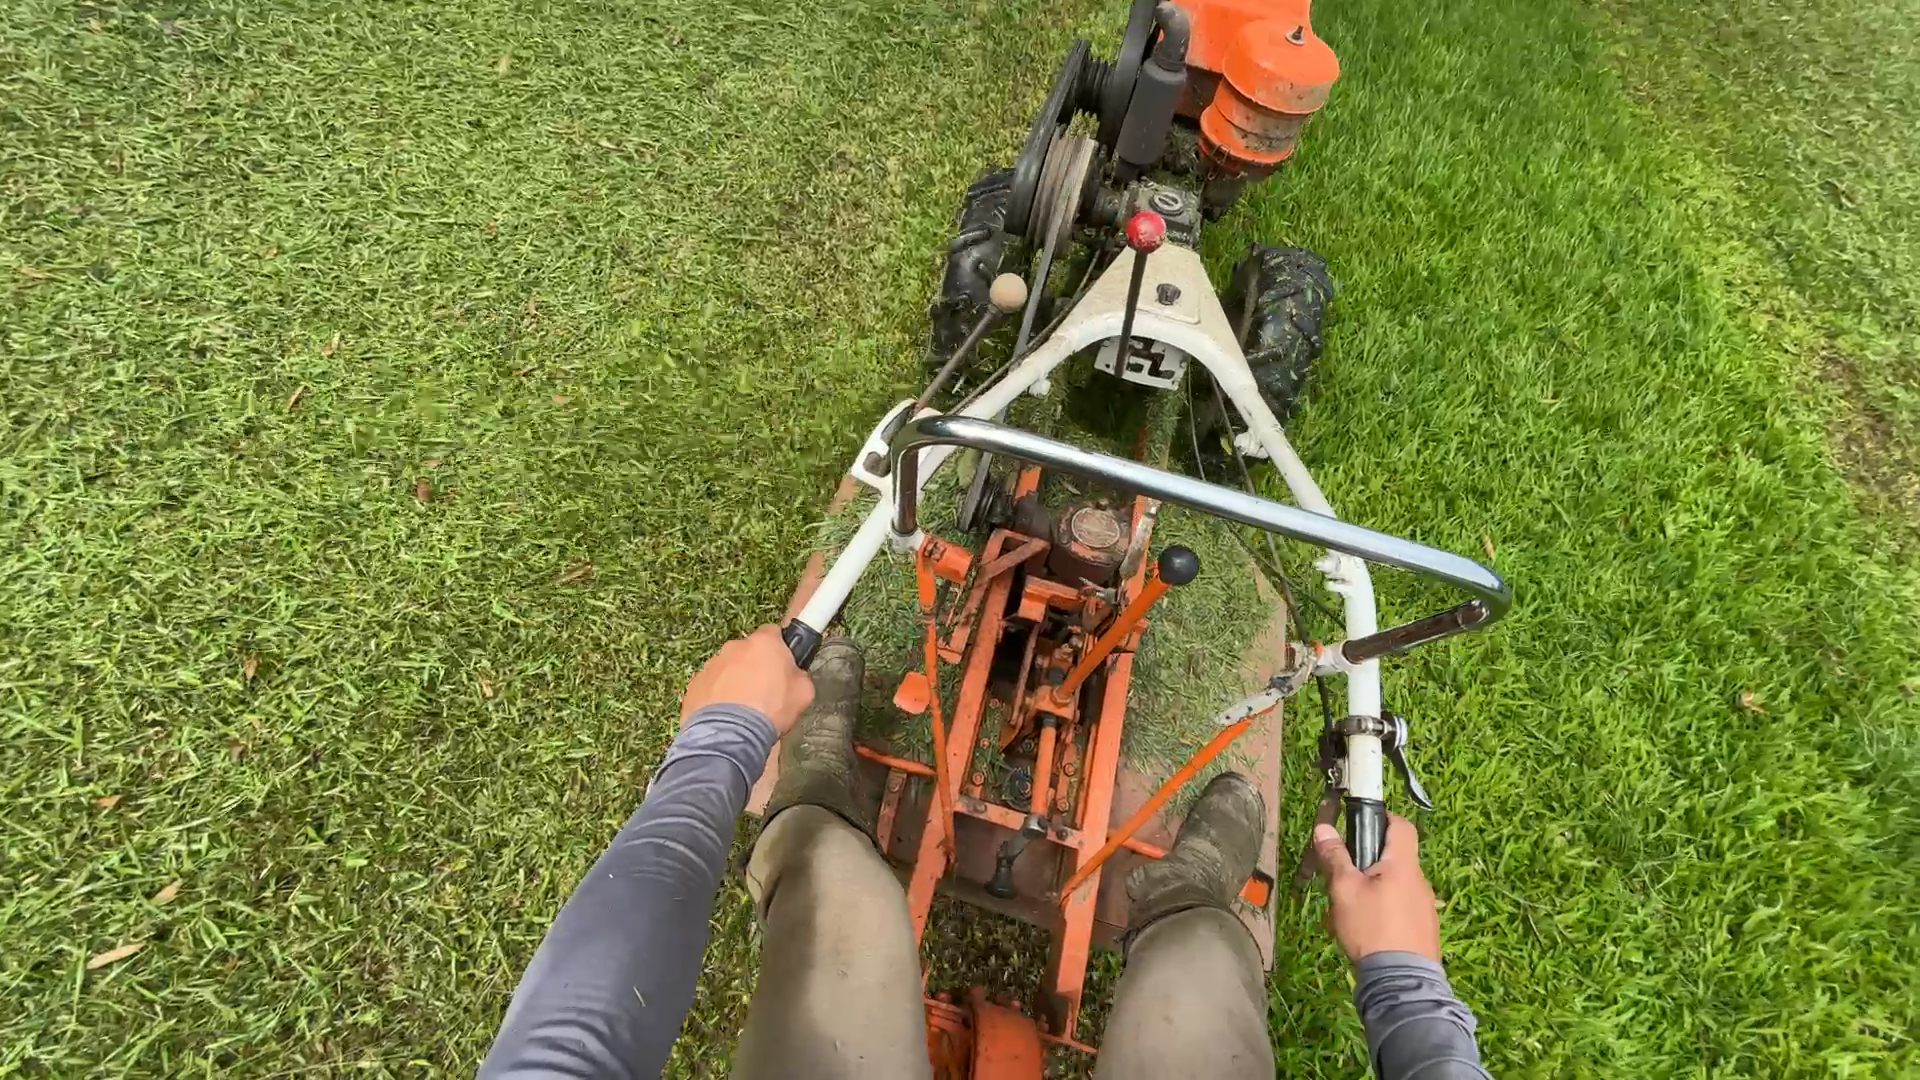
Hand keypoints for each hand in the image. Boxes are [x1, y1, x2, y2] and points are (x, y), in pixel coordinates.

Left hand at [680, 625, 814, 736]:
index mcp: (764, 643)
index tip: (783, 665)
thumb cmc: (770, 710)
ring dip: (735, 681)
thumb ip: (800, 676)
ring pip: (728, 668)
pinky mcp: (695, 684)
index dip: (779, 648)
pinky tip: (726, 716)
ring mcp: (712, 665)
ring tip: (743, 708)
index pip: (773, 633)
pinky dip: (717, 696)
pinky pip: (710, 686)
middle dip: (755, 666)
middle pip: (748, 651)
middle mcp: (735, 647)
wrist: (729, 736)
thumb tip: (795, 676)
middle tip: (765, 691)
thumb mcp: (804, 693)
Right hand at [1313, 814, 1442, 962]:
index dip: (1382, 817)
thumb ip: (1335, 857)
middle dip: (1367, 860)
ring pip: (1395, 884)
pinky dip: (1383, 907)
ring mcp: (1425, 908)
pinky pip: (1401, 906)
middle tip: (1343, 873)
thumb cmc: (1371, 926)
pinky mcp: (1424, 929)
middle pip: (1394, 857)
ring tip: (1349, 906)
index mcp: (1403, 866)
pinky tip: (1365, 926)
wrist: (1402, 984)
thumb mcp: (1344, 888)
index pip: (1402, 826)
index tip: (1359, 823)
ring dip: (1372, 886)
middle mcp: (1420, 882)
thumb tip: (1324, 828)